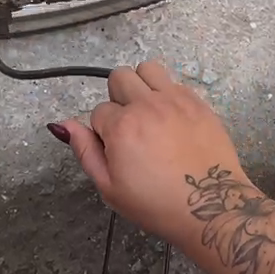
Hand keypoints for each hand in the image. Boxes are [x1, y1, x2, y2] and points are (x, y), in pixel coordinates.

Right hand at [52, 62, 250, 244]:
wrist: (211, 205)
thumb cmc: (157, 204)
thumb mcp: (110, 188)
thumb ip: (85, 151)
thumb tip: (63, 124)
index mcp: (122, 126)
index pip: (98, 111)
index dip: (103, 131)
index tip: (116, 149)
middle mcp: (147, 105)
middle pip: (119, 77)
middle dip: (118, 98)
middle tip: (129, 125)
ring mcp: (175, 100)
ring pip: (148, 68)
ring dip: (142, 85)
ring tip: (149, 111)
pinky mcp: (198, 102)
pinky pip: (175, 82)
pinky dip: (168, 95)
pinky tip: (172, 120)